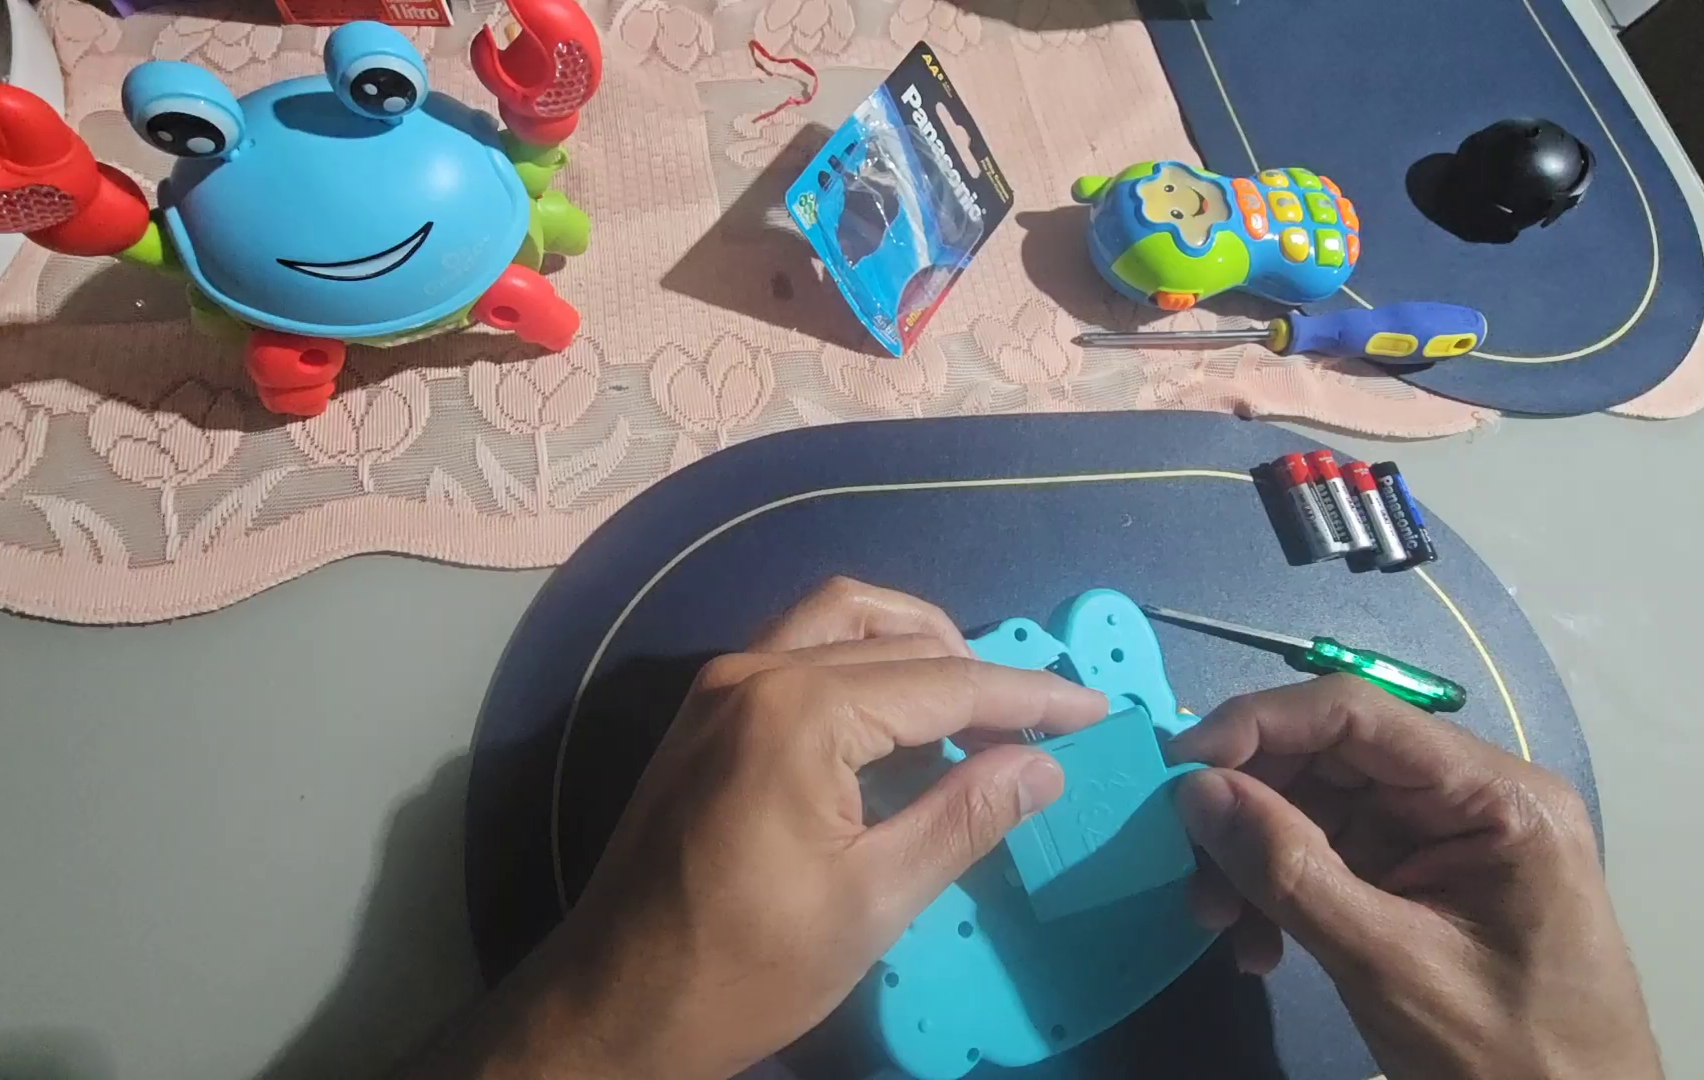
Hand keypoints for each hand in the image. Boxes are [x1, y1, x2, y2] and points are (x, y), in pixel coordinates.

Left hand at [408, 578, 1108, 1079]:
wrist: (613, 1002)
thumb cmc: (744, 967)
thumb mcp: (872, 902)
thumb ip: (963, 817)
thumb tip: (1043, 765)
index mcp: (800, 714)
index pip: (942, 683)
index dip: (1026, 697)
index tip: (1090, 709)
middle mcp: (758, 668)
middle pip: (899, 645)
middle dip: (980, 675)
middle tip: (1039, 721)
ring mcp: (726, 675)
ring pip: (844, 616)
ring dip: (917, 640)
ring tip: (972, 693)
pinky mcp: (712, 698)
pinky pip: (802, 639)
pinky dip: (862, 650)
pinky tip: (894, 697)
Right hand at [1171, 676, 1662, 1079]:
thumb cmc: (1512, 1062)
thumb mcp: (1390, 967)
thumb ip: (1288, 870)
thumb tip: (1193, 789)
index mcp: (1490, 796)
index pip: (1350, 714)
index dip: (1254, 724)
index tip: (1180, 767)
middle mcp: (1455, 792)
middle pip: (1313, 755)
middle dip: (1241, 805)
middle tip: (1187, 857)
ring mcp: (1422, 827)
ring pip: (1296, 798)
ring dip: (1243, 853)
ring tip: (1218, 918)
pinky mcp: (1395, 861)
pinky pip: (1305, 843)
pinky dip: (1264, 884)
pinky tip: (1254, 940)